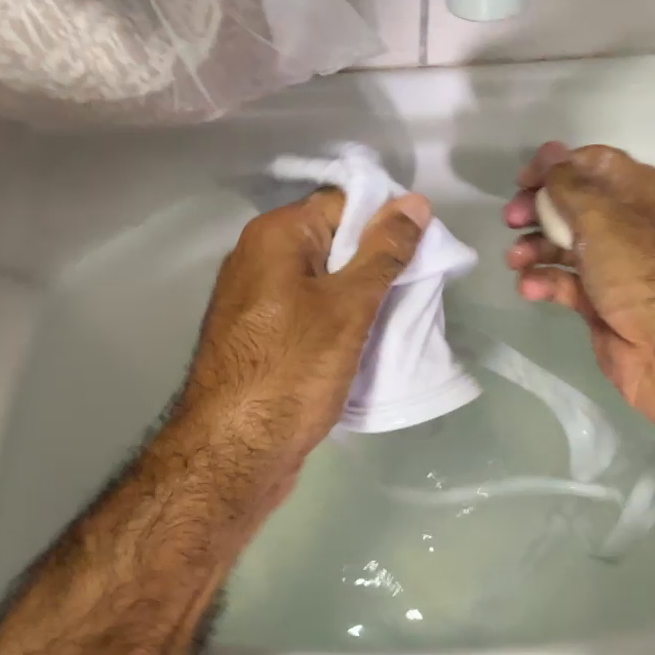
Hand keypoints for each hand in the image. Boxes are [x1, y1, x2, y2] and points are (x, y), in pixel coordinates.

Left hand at [177, 188, 430, 479]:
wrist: (234, 451)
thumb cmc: (292, 371)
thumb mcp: (348, 307)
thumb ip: (383, 252)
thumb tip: (415, 203)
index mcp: (275, 236)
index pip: (342, 203)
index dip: (385, 221)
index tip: (420, 252)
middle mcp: (257, 258)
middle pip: (331, 241)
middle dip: (374, 262)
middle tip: (416, 289)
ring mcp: (254, 301)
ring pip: (321, 282)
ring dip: (358, 298)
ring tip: (397, 319)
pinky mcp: (258, 338)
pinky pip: (307, 314)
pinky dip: (336, 324)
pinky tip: (363, 346)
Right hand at [504, 143, 654, 460]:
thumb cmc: (643, 273)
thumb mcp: (604, 219)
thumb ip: (569, 186)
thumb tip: (551, 154)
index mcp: (640, 192)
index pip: (592, 164)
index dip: (556, 166)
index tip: (522, 181)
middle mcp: (628, 224)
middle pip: (573, 204)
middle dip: (538, 210)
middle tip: (511, 220)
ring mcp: (615, 266)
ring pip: (564, 245)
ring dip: (535, 249)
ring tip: (515, 261)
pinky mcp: (601, 303)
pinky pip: (565, 283)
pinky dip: (545, 282)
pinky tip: (530, 288)